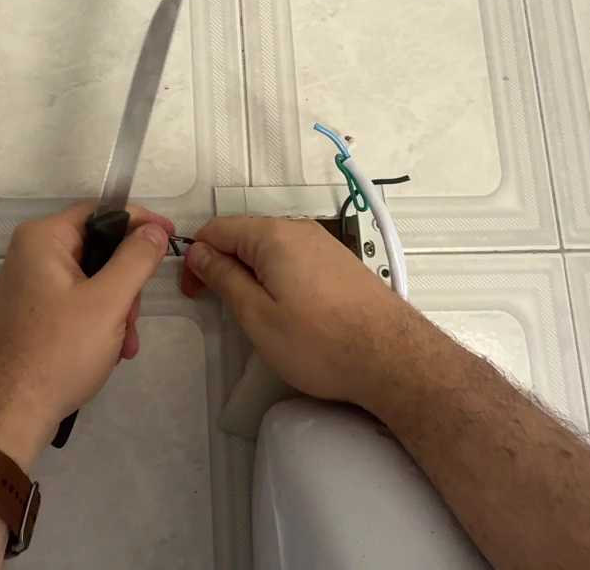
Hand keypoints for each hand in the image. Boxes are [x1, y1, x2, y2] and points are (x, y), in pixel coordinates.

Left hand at [0, 202, 173, 467]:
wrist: (9, 414)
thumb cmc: (58, 352)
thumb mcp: (108, 303)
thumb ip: (136, 260)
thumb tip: (154, 230)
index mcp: (44, 237)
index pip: (102, 212)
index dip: (140, 223)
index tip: (171, 238)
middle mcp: (33, 252)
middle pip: (99, 249)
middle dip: (126, 283)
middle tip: (132, 318)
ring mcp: (31, 284)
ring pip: (93, 280)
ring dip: (116, 309)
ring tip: (122, 345)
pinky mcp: (34, 311)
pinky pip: (78, 301)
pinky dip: (99, 322)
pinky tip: (110, 352)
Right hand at [179, 216, 422, 412]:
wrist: (396, 360)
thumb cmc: (323, 343)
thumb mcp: (258, 315)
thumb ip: (223, 278)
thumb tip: (199, 253)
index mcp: (272, 235)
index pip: (217, 230)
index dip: (197, 258)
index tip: (193, 290)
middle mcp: (298, 230)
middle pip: (244, 236)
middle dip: (224, 265)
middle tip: (223, 306)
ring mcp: (323, 244)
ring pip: (271, 249)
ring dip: (252, 273)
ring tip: (257, 313)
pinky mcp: (340, 262)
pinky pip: (295, 258)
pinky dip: (279, 276)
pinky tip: (289, 310)